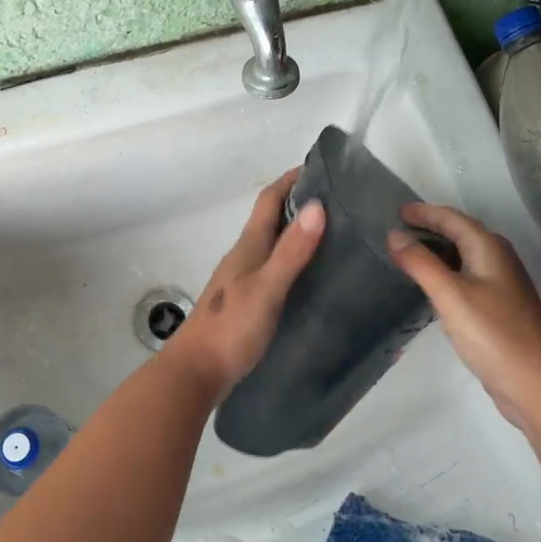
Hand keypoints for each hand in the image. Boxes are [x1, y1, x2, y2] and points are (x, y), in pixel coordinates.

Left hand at [163, 168, 325, 394]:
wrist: (196, 373)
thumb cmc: (230, 329)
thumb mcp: (266, 288)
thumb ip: (291, 251)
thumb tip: (317, 205)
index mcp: (249, 246)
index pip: (270, 199)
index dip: (292, 179)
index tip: (324, 168)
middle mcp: (245, 256)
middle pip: (274, 219)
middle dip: (303, 205)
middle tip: (344, 203)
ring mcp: (244, 280)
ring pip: (275, 245)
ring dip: (300, 234)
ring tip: (339, 237)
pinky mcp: (248, 303)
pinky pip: (276, 270)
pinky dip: (296, 263)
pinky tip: (315, 278)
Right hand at [387, 203, 540, 428]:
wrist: (537, 385)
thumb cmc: (493, 335)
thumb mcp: (450, 296)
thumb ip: (420, 263)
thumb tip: (394, 234)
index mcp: (490, 248)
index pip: (453, 219)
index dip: (425, 213)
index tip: (397, 210)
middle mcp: (499, 260)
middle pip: (461, 233)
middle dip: (431, 228)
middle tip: (398, 230)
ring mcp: (503, 285)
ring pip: (465, 257)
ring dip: (438, 251)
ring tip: (408, 254)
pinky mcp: (500, 308)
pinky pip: (468, 277)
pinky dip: (446, 273)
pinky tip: (432, 288)